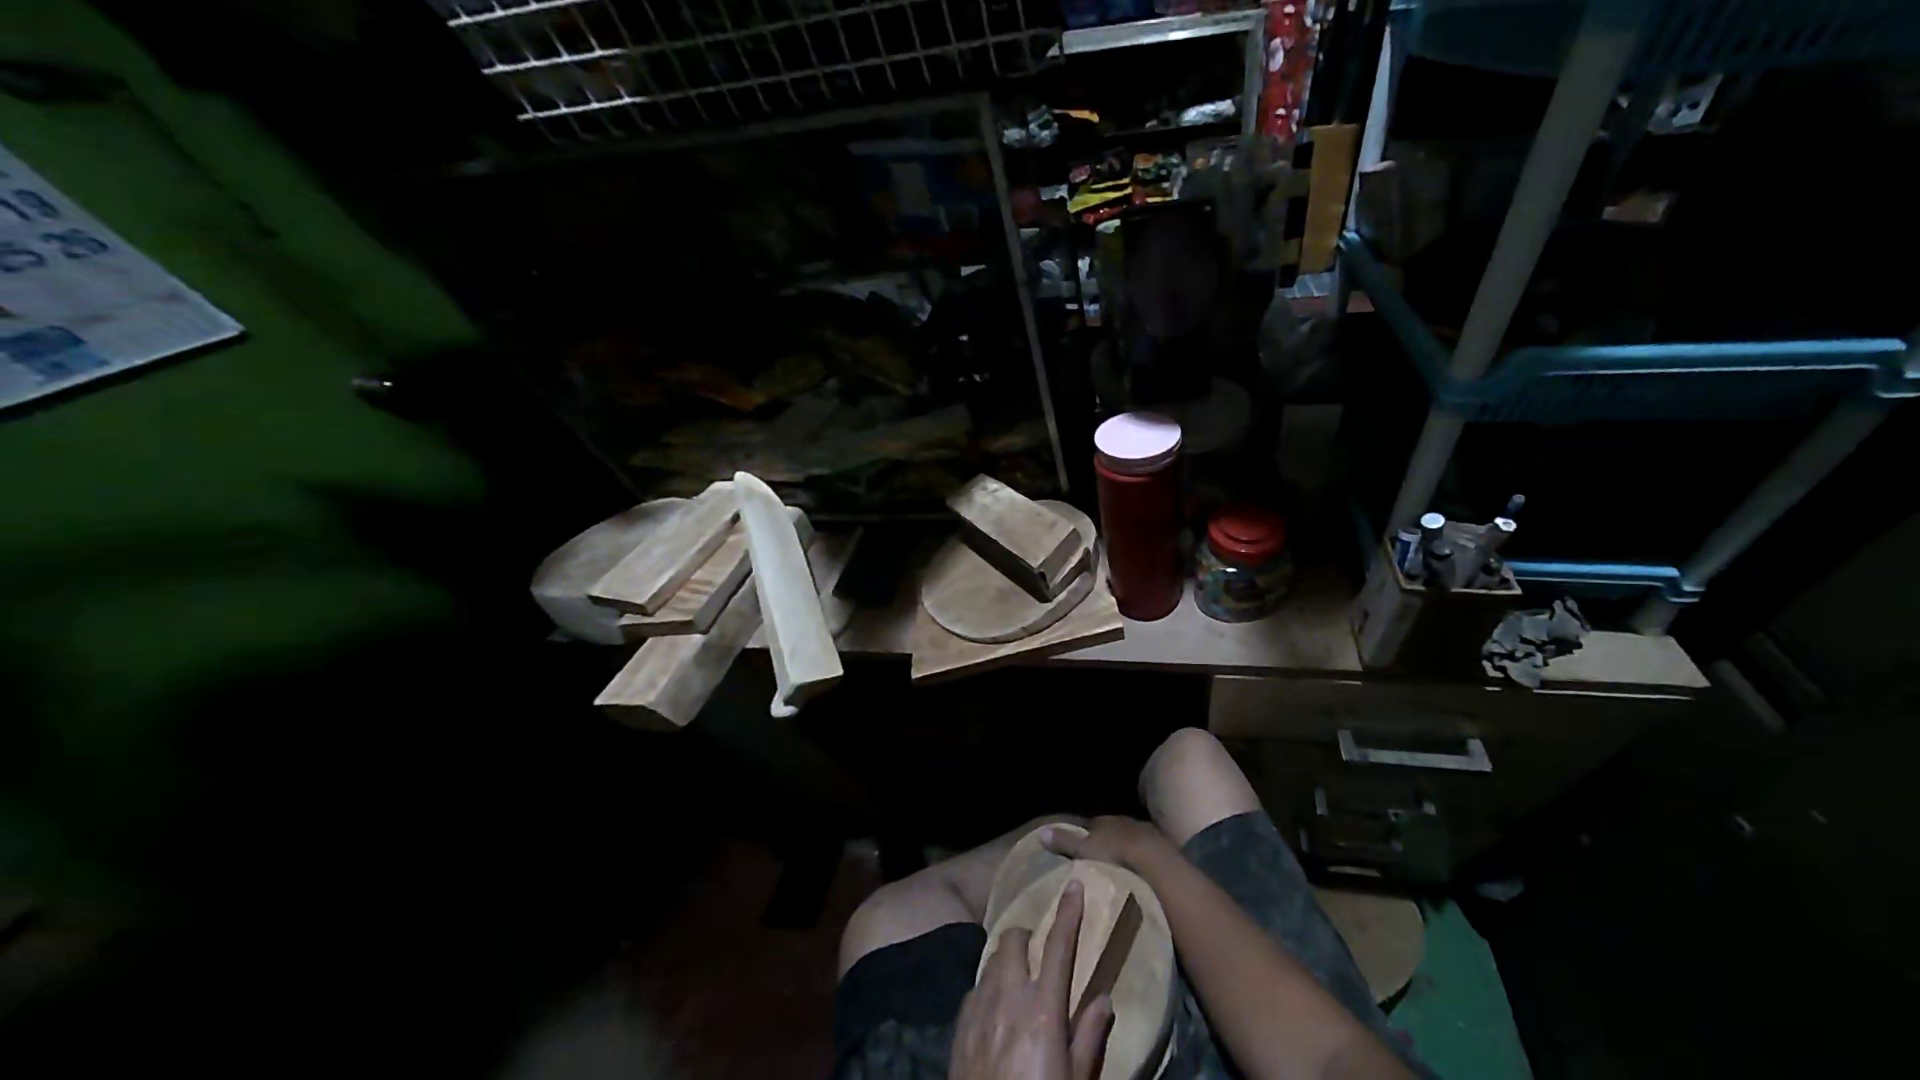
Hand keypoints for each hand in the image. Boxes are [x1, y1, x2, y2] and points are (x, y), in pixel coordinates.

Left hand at [951, 879, 1115, 1079]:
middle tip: (1037, 953)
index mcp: (1042, 1008)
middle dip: (1025, 938)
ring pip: (989, 962)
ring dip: (1005, 963)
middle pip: (1011, 940)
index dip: (1068, 912)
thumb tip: (1103, 1000)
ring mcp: (978, 1008)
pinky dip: (987, 990)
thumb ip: (1089, 1036)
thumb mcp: (1076, 1079)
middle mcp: (1007, 996)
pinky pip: (974, 990)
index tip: (1075, 884)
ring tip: (1017, 982)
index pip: (1059, 946)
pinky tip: (995, 1012)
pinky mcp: (959, 1025)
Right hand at [1041, 816, 1171, 870]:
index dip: (1084, 834)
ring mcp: (1141, 831)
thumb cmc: (1113, 852)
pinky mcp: (1158, 845)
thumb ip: (1065, 841)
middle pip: (1110, 830)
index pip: (1090, 824)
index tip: (1079, 846)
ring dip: (1123, 848)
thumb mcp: (1084, 849)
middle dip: (1105, 840)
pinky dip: (1138, 857)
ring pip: (1128, 838)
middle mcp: (1122, 821)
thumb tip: (1042, 832)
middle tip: (1098, 857)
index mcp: (1103, 820)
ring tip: (1117, 865)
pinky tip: (1137, 869)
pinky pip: (1143, 849)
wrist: (1152, 857)